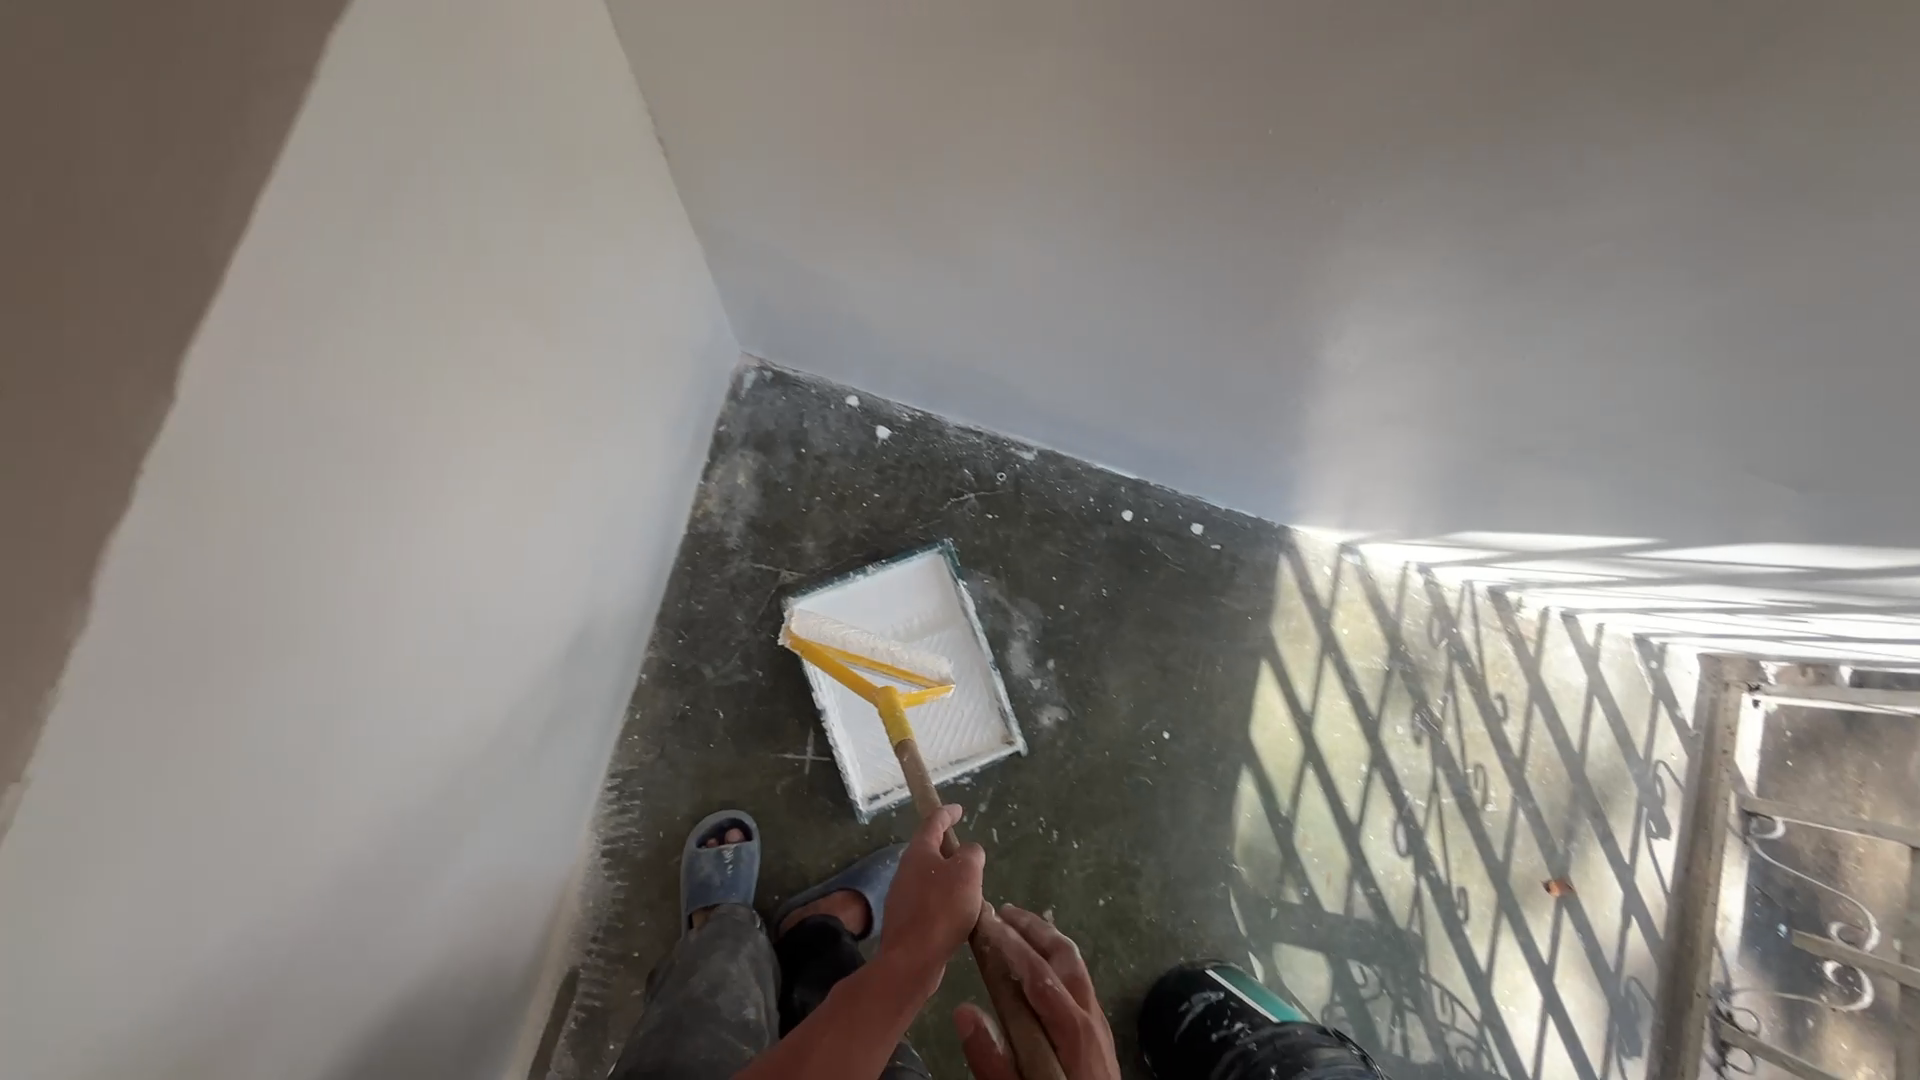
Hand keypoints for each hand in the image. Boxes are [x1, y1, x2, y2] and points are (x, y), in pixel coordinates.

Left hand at [878, 804, 984, 986]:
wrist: (911, 959)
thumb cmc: (942, 909)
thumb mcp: (968, 873)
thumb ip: (972, 854)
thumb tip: (969, 851)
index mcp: (919, 851)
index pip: (934, 821)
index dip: (948, 813)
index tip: (959, 810)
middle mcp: (906, 869)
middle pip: (929, 851)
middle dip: (949, 851)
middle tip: (969, 855)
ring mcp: (902, 896)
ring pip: (929, 879)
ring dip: (948, 880)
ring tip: (970, 890)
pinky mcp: (905, 921)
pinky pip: (928, 903)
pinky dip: (944, 903)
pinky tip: (958, 918)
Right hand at [955, 905, 1118, 1079]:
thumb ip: (993, 1063)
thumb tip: (964, 1011)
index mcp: (1074, 1036)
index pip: (1040, 975)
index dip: (1012, 946)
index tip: (984, 923)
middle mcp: (1091, 1019)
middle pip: (1065, 957)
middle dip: (1032, 928)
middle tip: (1000, 911)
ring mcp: (1099, 1023)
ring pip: (1076, 964)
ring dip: (1046, 938)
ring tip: (1017, 924)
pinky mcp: (1099, 1032)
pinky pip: (1078, 978)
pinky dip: (1056, 957)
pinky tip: (1038, 963)